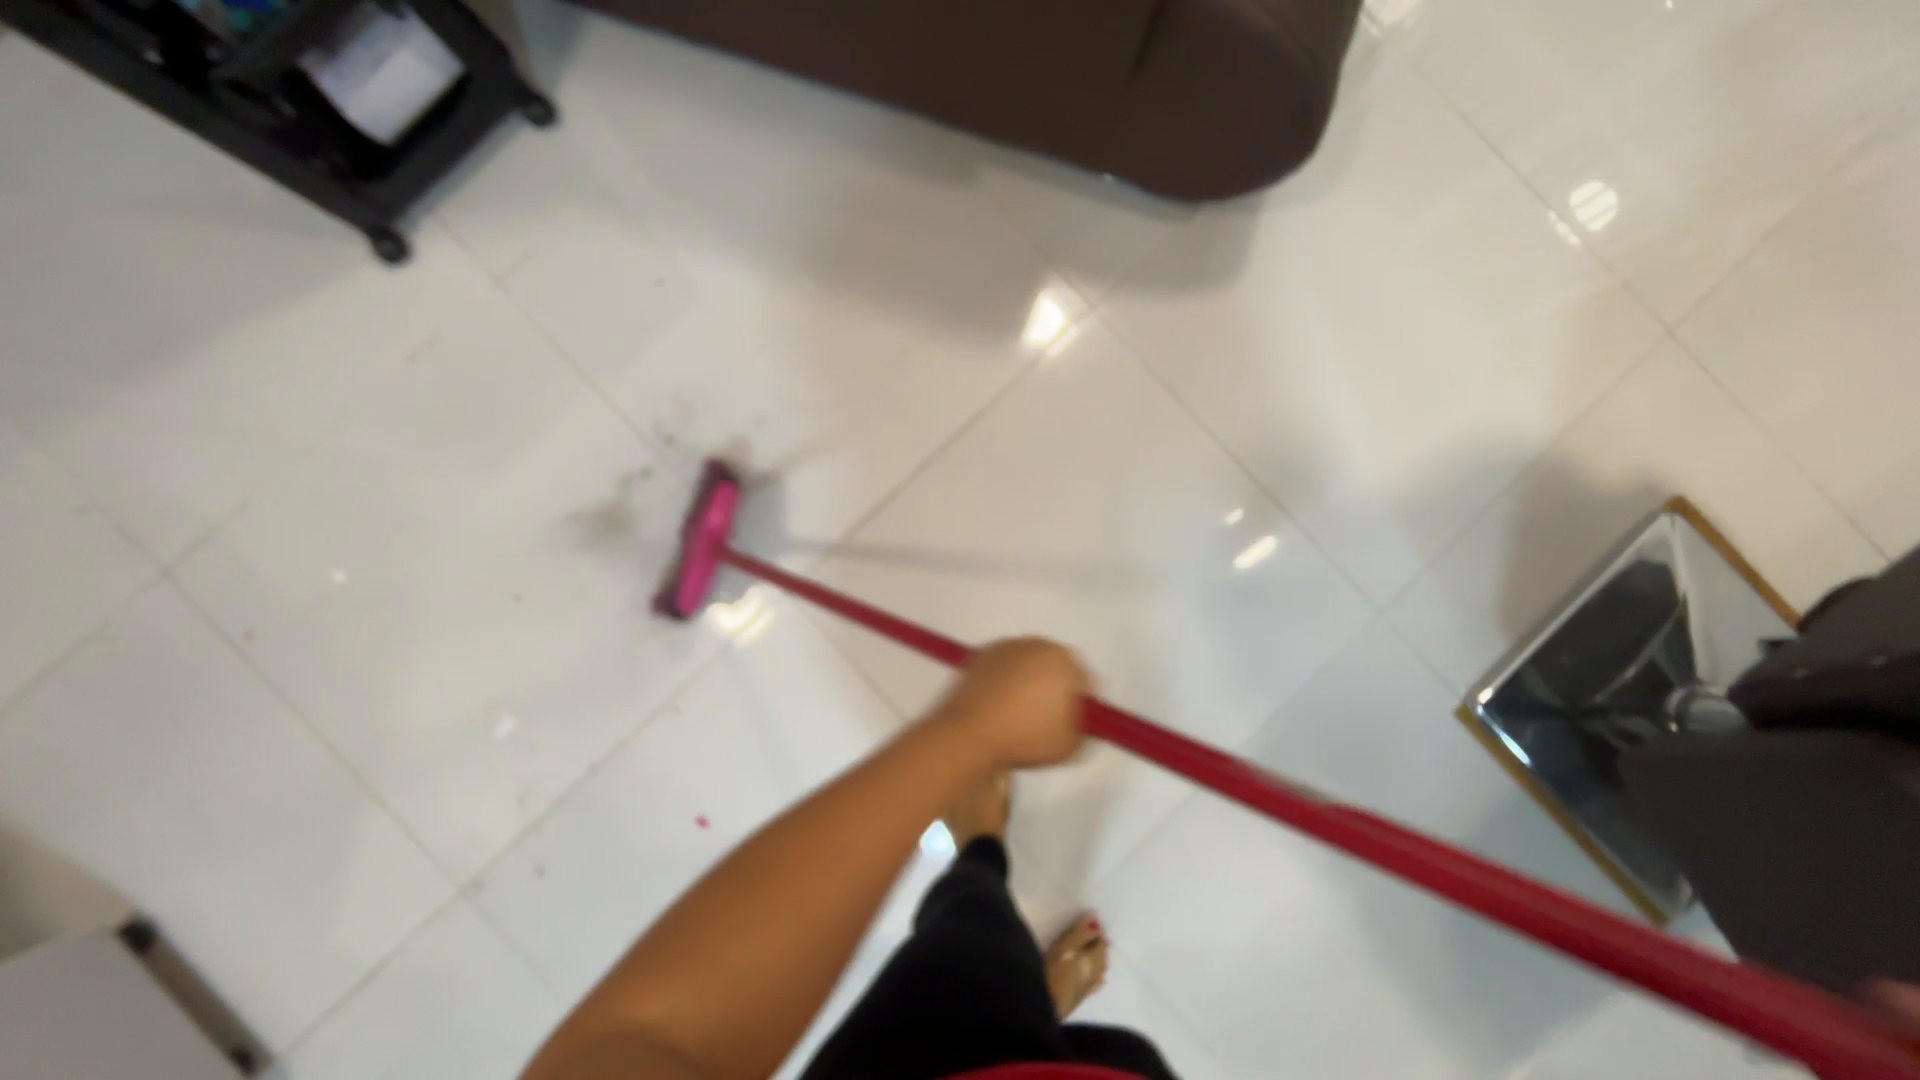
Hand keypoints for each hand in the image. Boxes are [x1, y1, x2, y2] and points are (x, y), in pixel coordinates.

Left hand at [930, 638, 1089, 768]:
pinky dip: (1004, 682)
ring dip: (1029, 682)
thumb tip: (1081, 718)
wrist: (968, 734)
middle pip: (1055, 666)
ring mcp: (1005, 647)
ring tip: (1019, 715)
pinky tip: (998, 706)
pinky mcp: (979, 656)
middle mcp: (1036, 644)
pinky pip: (1003, 668)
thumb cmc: (1025, 738)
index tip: (1073, 724)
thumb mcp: (1071, 745)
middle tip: (1047, 719)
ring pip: (1028, 665)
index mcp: (1063, 659)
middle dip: (1055, 687)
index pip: (1084, 679)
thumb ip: (1086, 727)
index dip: (1081, 703)